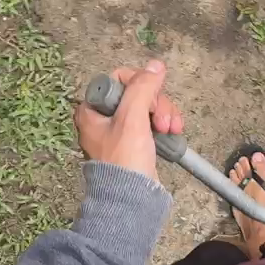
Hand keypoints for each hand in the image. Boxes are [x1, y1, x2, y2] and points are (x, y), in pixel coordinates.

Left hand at [73, 60, 182, 181]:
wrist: (131, 199)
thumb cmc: (125, 161)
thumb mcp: (132, 119)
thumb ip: (142, 88)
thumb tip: (156, 65)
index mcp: (92, 109)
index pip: (119, 79)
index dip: (140, 85)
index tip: (150, 101)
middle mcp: (103, 117)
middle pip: (137, 92)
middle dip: (157, 104)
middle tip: (164, 122)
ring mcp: (120, 130)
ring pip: (148, 106)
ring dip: (164, 114)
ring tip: (172, 129)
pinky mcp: (135, 142)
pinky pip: (152, 122)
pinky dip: (164, 124)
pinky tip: (172, 133)